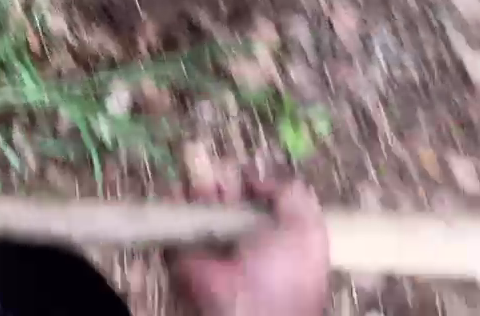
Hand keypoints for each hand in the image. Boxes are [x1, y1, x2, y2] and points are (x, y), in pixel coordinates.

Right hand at [173, 177, 328, 315]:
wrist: (245, 304)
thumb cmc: (283, 275)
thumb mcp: (306, 236)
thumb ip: (295, 200)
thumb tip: (264, 176)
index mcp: (274, 230)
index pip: (259, 193)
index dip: (254, 180)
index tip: (249, 176)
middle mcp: (241, 228)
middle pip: (227, 188)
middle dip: (224, 177)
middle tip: (224, 179)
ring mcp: (209, 230)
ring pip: (198, 192)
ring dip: (199, 183)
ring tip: (204, 186)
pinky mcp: (180, 233)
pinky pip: (173, 204)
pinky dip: (174, 194)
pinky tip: (183, 191)